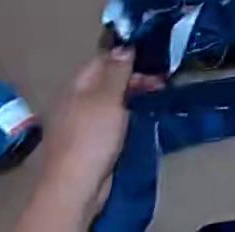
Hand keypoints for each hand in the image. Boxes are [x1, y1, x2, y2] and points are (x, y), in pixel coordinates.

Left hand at [36, 48, 162, 196]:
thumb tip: (125, 46)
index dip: (126, 54)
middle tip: (160, 79)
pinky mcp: (91, 143)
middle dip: (133, 76)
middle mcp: (78, 100)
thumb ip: (117, 70)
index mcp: (77, 85)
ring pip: (112, 100)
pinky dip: (126, 114)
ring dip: (133, 95)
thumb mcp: (107, 97)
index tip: (150, 55)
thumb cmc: (91, 136)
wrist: (74, 189)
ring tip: (156, 94)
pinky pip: (112, 119)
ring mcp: (83, 123)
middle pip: (108, 79)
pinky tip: (140, 116)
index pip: (103, 58)